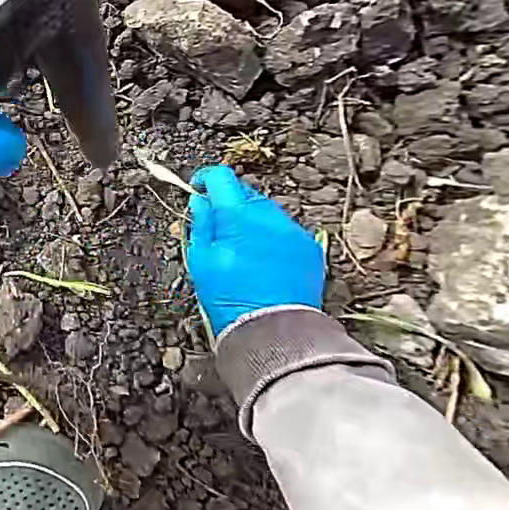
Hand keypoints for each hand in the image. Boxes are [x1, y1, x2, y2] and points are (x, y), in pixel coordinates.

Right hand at [185, 166, 323, 335]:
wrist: (275, 332)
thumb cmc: (231, 300)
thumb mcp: (201, 260)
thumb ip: (200, 224)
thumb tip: (200, 201)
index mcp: (239, 215)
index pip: (221, 177)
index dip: (206, 179)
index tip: (198, 189)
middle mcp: (270, 215)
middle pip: (244, 193)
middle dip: (228, 203)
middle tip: (217, 227)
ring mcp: (293, 230)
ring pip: (266, 211)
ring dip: (252, 221)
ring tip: (242, 250)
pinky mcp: (309, 246)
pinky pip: (285, 230)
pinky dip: (272, 238)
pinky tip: (263, 261)